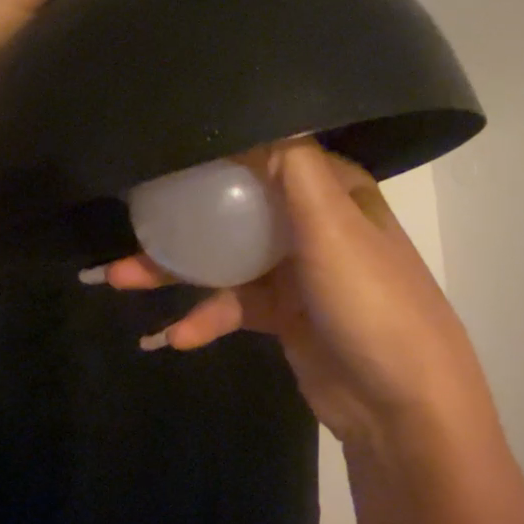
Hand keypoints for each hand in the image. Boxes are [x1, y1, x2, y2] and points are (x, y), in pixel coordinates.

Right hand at [101, 138, 493, 443]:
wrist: (403, 403)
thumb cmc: (369, 298)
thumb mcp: (334, 222)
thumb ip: (292, 165)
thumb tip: (252, 120)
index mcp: (334, 189)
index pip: (271, 152)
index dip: (222, 149)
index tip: (166, 148)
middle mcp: (315, 223)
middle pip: (239, 206)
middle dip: (185, 212)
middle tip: (130, 217)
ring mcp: (299, 272)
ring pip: (227, 258)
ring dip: (178, 269)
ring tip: (120, 278)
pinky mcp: (285, 317)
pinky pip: (233, 307)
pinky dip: (204, 318)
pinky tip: (173, 336)